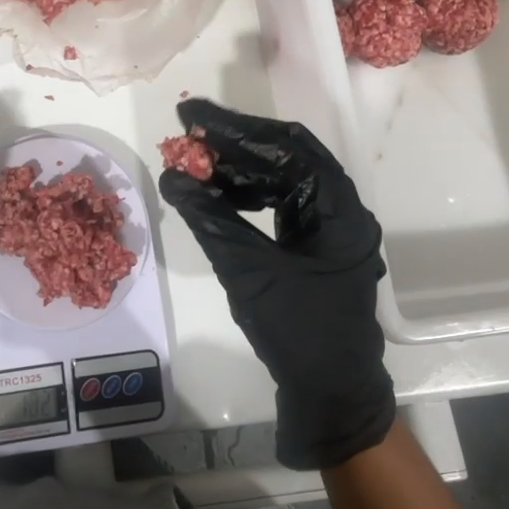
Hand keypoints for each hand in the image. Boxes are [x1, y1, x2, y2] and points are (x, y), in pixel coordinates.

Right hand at [158, 99, 394, 469]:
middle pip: (283, 156)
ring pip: (278, 178)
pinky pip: (275, 203)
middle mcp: (337, 206)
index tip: (193, 115)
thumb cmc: (299, 332)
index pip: (286, 146)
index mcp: (336, 206)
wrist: (332, 393)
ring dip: (235, 169)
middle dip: (233, 143)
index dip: (237, 127)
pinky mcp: (310, 243)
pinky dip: (243, 195)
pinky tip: (212, 195)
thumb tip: (172, 178)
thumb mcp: (249, 273)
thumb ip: (211, 220)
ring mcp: (325, 225)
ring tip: (192, 163)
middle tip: (186, 131)